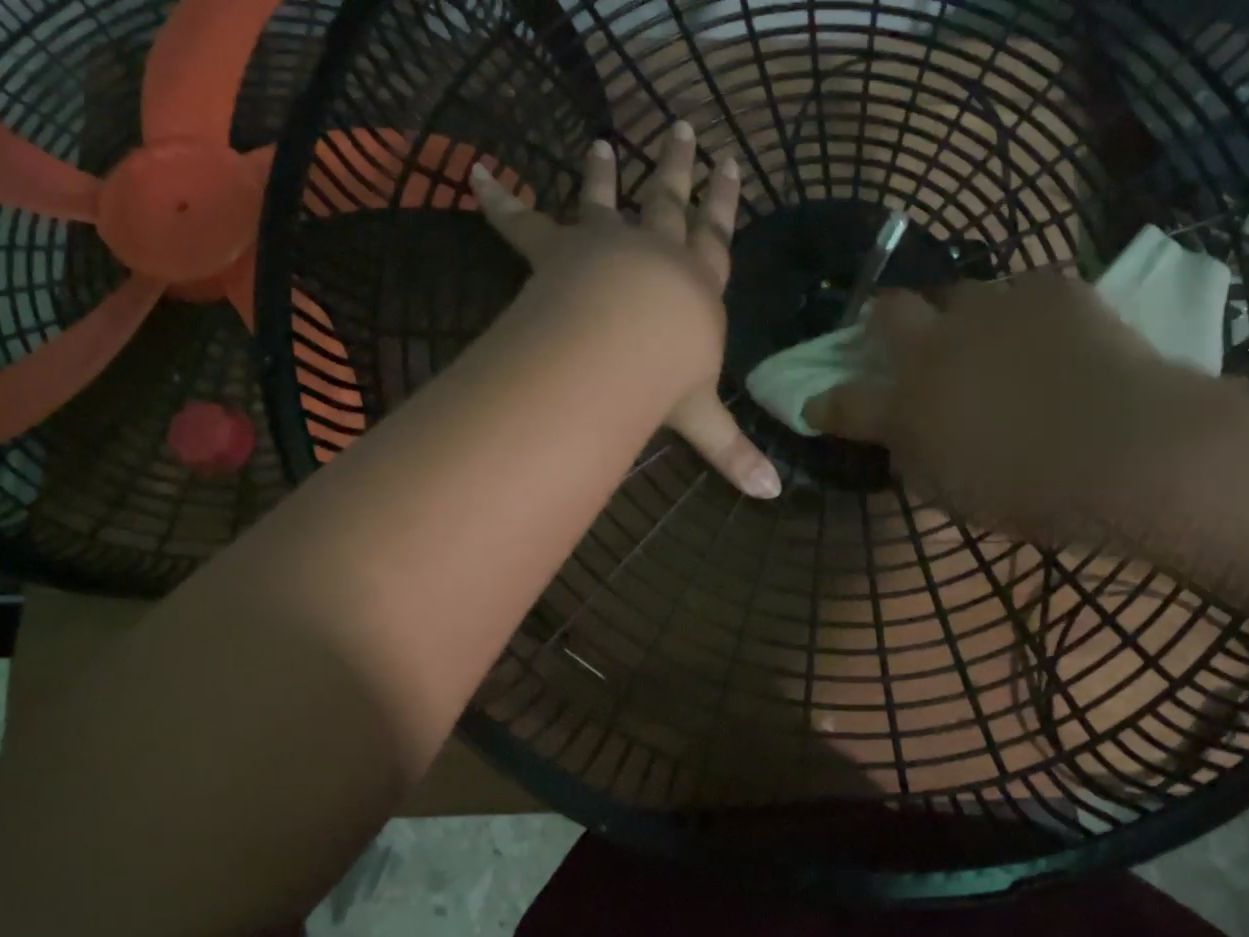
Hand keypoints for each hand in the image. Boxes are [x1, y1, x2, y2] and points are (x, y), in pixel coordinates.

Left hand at [467, 123, 780, 498]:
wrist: (622, 341)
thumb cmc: (666, 375)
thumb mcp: (702, 417)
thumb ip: (731, 452)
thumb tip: (773, 495)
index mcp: (696, 285)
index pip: (716, 237)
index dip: (723, 202)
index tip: (729, 164)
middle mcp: (656, 253)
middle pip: (669, 202)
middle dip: (677, 168)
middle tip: (682, 129)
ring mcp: (605, 244)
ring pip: (607, 200)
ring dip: (605, 172)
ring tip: (601, 142)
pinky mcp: (557, 249)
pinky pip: (523, 221)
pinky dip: (498, 198)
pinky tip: (475, 174)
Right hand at [813, 276, 1236, 540]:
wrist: (1122, 451)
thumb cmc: (1031, 494)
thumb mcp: (957, 496)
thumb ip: (921, 462)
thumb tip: (911, 445)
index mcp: (908, 407)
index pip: (844, 402)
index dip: (825, 404)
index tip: (817, 406)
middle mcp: (937, 347)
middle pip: (889, 310)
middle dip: (885, 320)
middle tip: (901, 336)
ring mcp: (993, 310)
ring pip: (961, 294)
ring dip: (965, 316)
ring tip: (994, 338)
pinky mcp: (1051, 291)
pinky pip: (1027, 291)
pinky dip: (1031, 311)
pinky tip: (1055, 334)